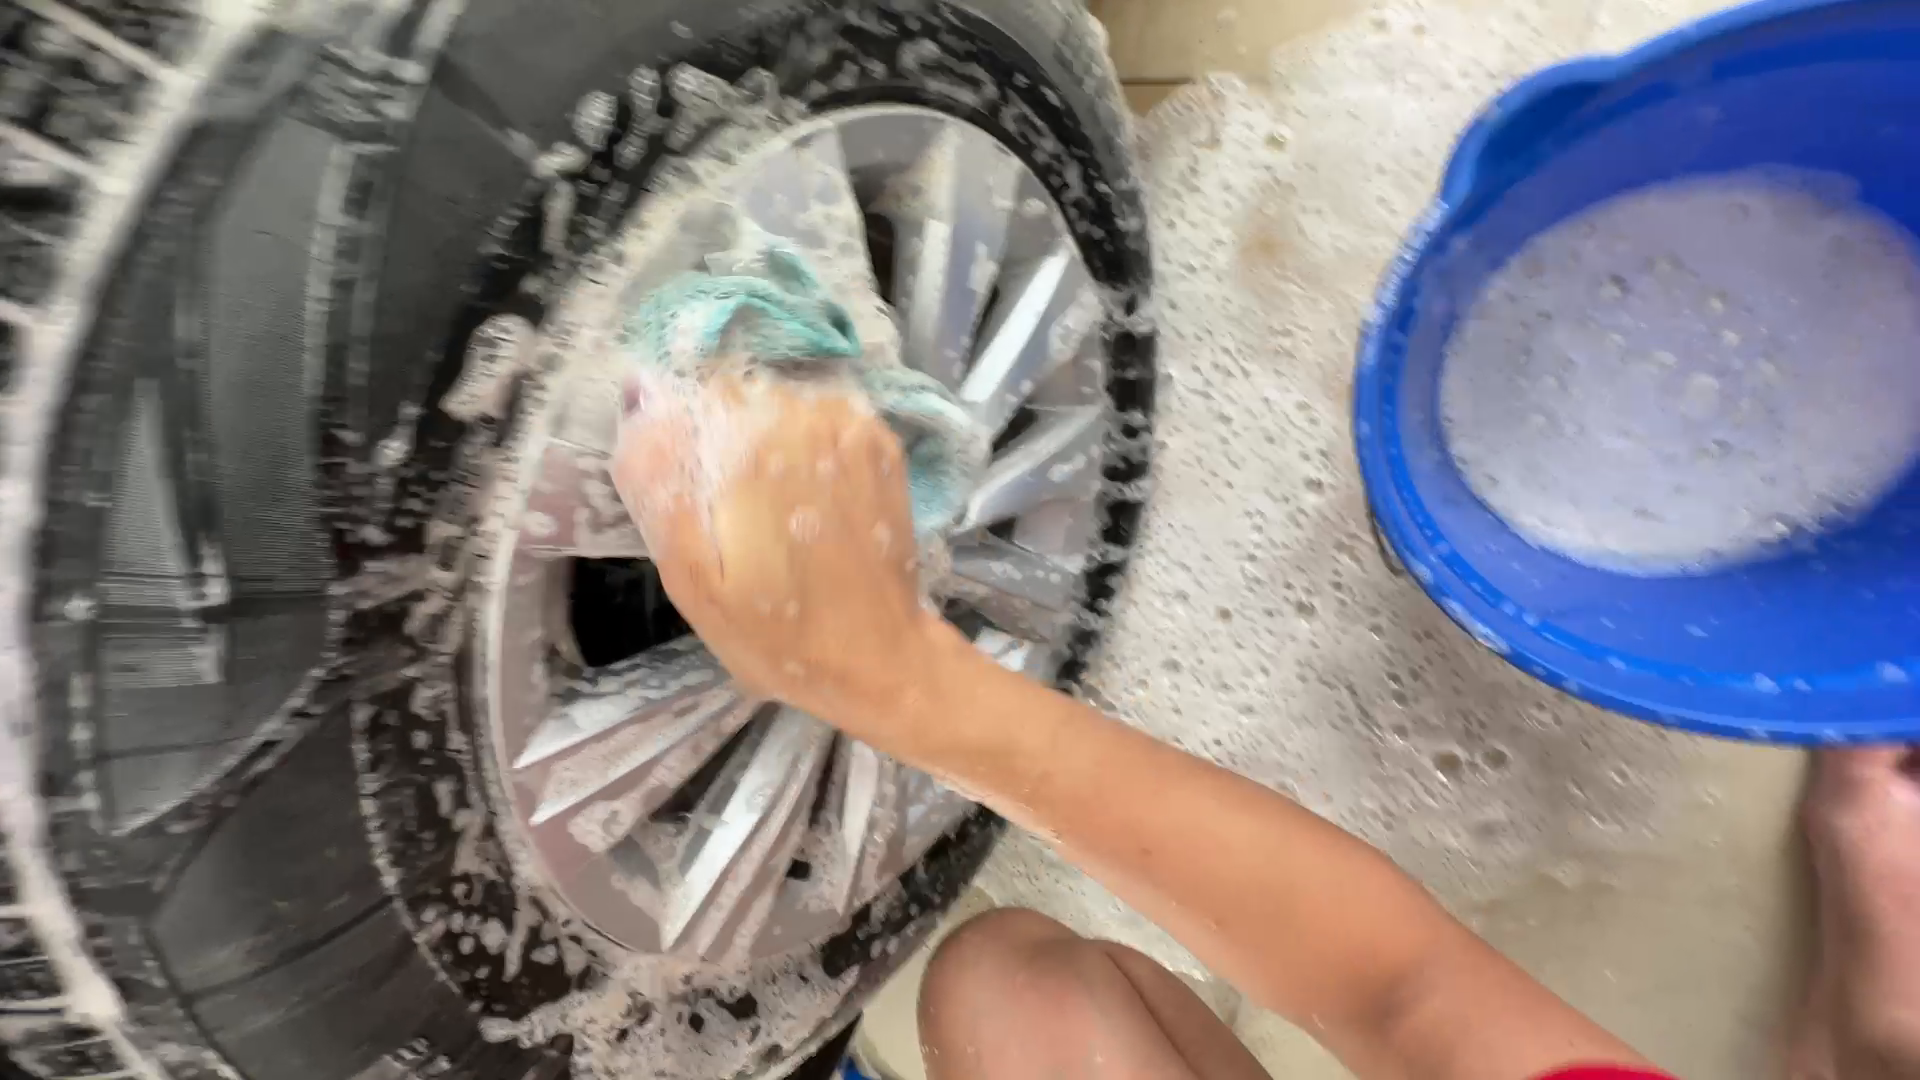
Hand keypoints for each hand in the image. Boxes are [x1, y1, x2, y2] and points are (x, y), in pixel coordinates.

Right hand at [612, 371, 961, 738]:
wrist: (877, 655)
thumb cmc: (776, 633)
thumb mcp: (692, 577)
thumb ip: (658, 481)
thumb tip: (641, 394)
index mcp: (753, 445)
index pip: (697, 396)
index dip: (689, 443)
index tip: (702, 497)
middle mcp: (808, 417)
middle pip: (744, 399)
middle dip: (732, 444)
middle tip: (744, 517)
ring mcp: (854, 428)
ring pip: (788, 406)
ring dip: (776, 443)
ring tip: (782, 511)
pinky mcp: (885, 445)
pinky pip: (829, 420)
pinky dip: (816, 447)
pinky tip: (818, 497)